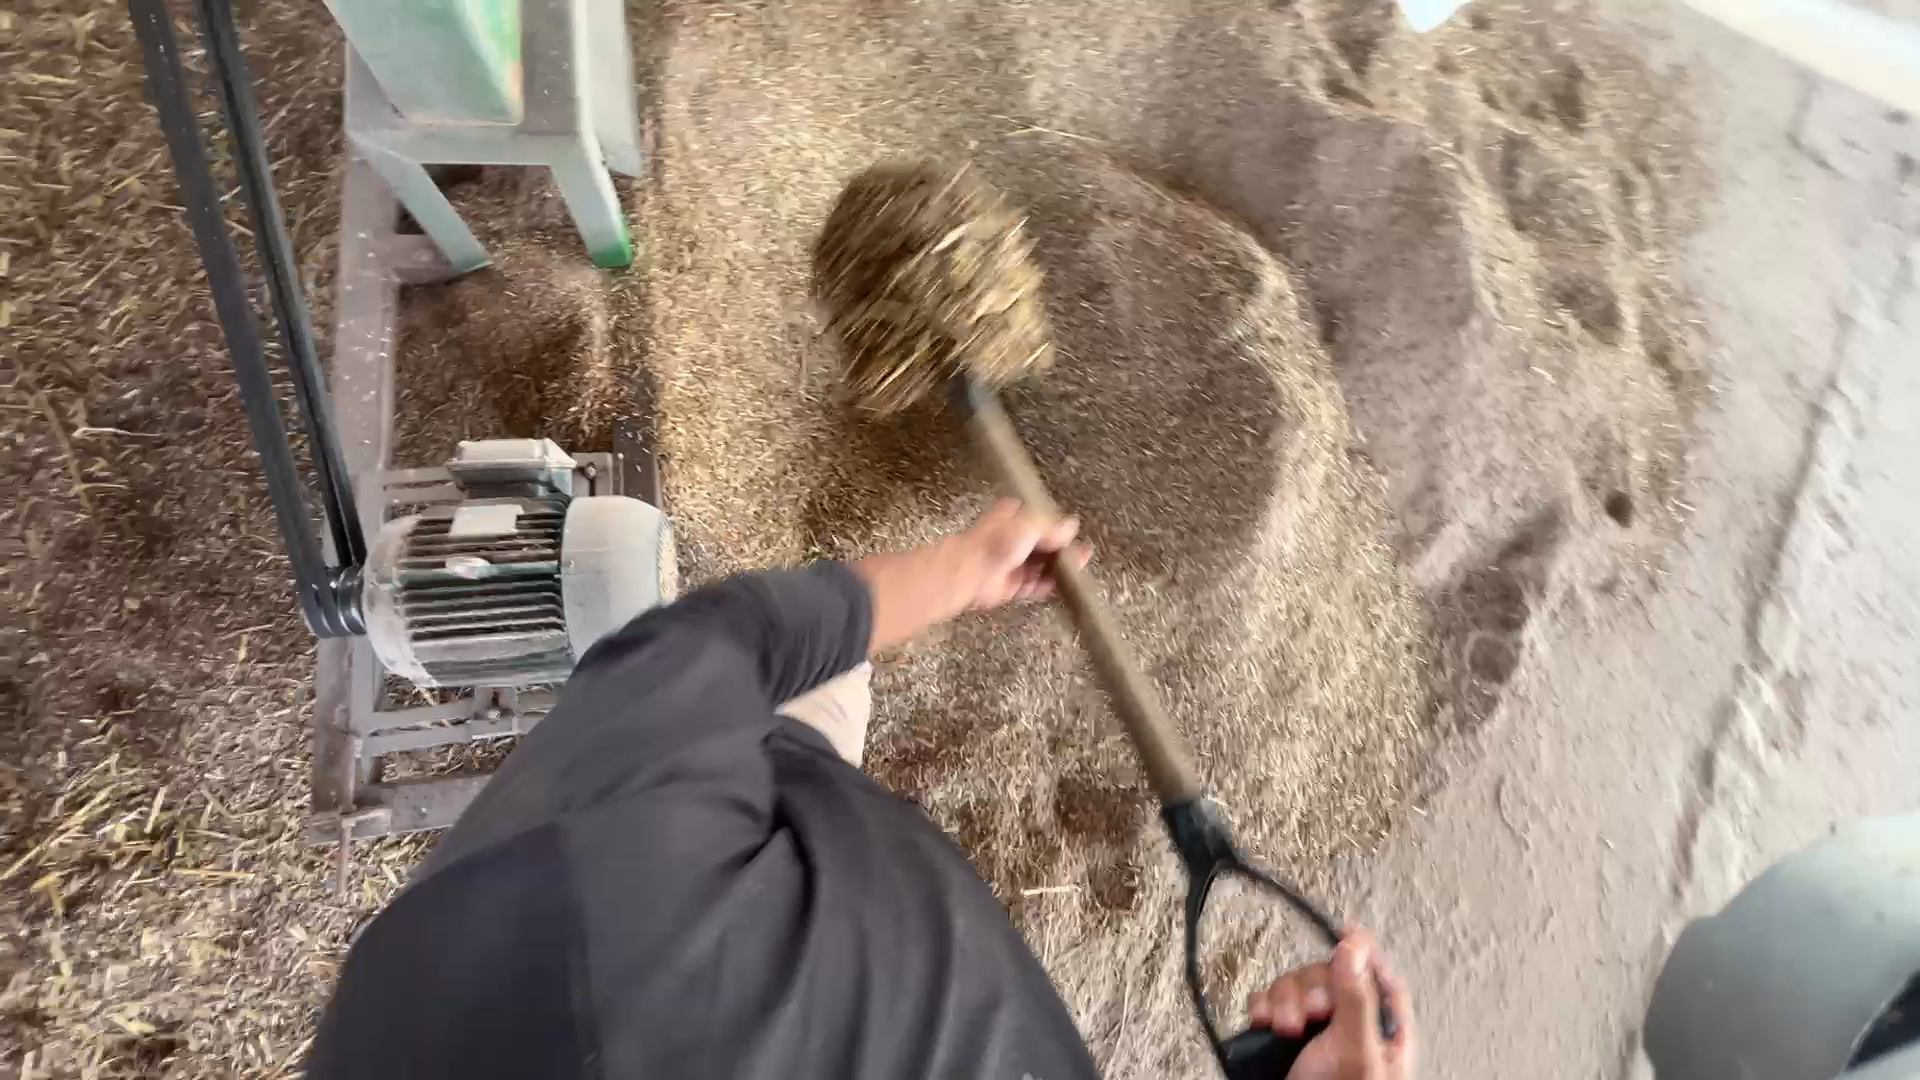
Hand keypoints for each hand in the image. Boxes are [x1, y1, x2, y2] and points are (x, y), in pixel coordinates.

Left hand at [944, 498, 1089, 611]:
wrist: (972, 571)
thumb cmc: (998, 541)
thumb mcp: (1031, 524)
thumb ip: (1053, 527)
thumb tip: (1072, 525)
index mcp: (1013, 517)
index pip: (1041, 520)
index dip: (1058, 527)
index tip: (1074, 534)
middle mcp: (1012, 539)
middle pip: (1043, 545)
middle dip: (1062, 551)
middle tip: (1082, 555)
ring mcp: (1011, 563)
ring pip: (1040, 566)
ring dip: (1058, 569)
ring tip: (1078, 571)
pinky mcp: (1011, 585)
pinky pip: (1034, 586)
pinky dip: (1048, 586)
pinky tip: (1064, 586)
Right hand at [1246, 927, 1415, 1079]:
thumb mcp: (1354, 1053)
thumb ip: (1355, 999)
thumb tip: (1354, 947)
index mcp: (1384, 1032)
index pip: (1381, 977)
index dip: (1365, 952)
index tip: (1346, 928)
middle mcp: (1352, 1026)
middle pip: (1330, 975)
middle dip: (1309, 988)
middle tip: (1306, 1013)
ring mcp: (1317, 1032)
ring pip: (1297, 985)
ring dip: (1283, 998)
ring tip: (1282, 1026)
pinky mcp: (1285, 1034)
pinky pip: (1271, 999)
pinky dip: (1264, 1005)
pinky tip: (1263, 1020)